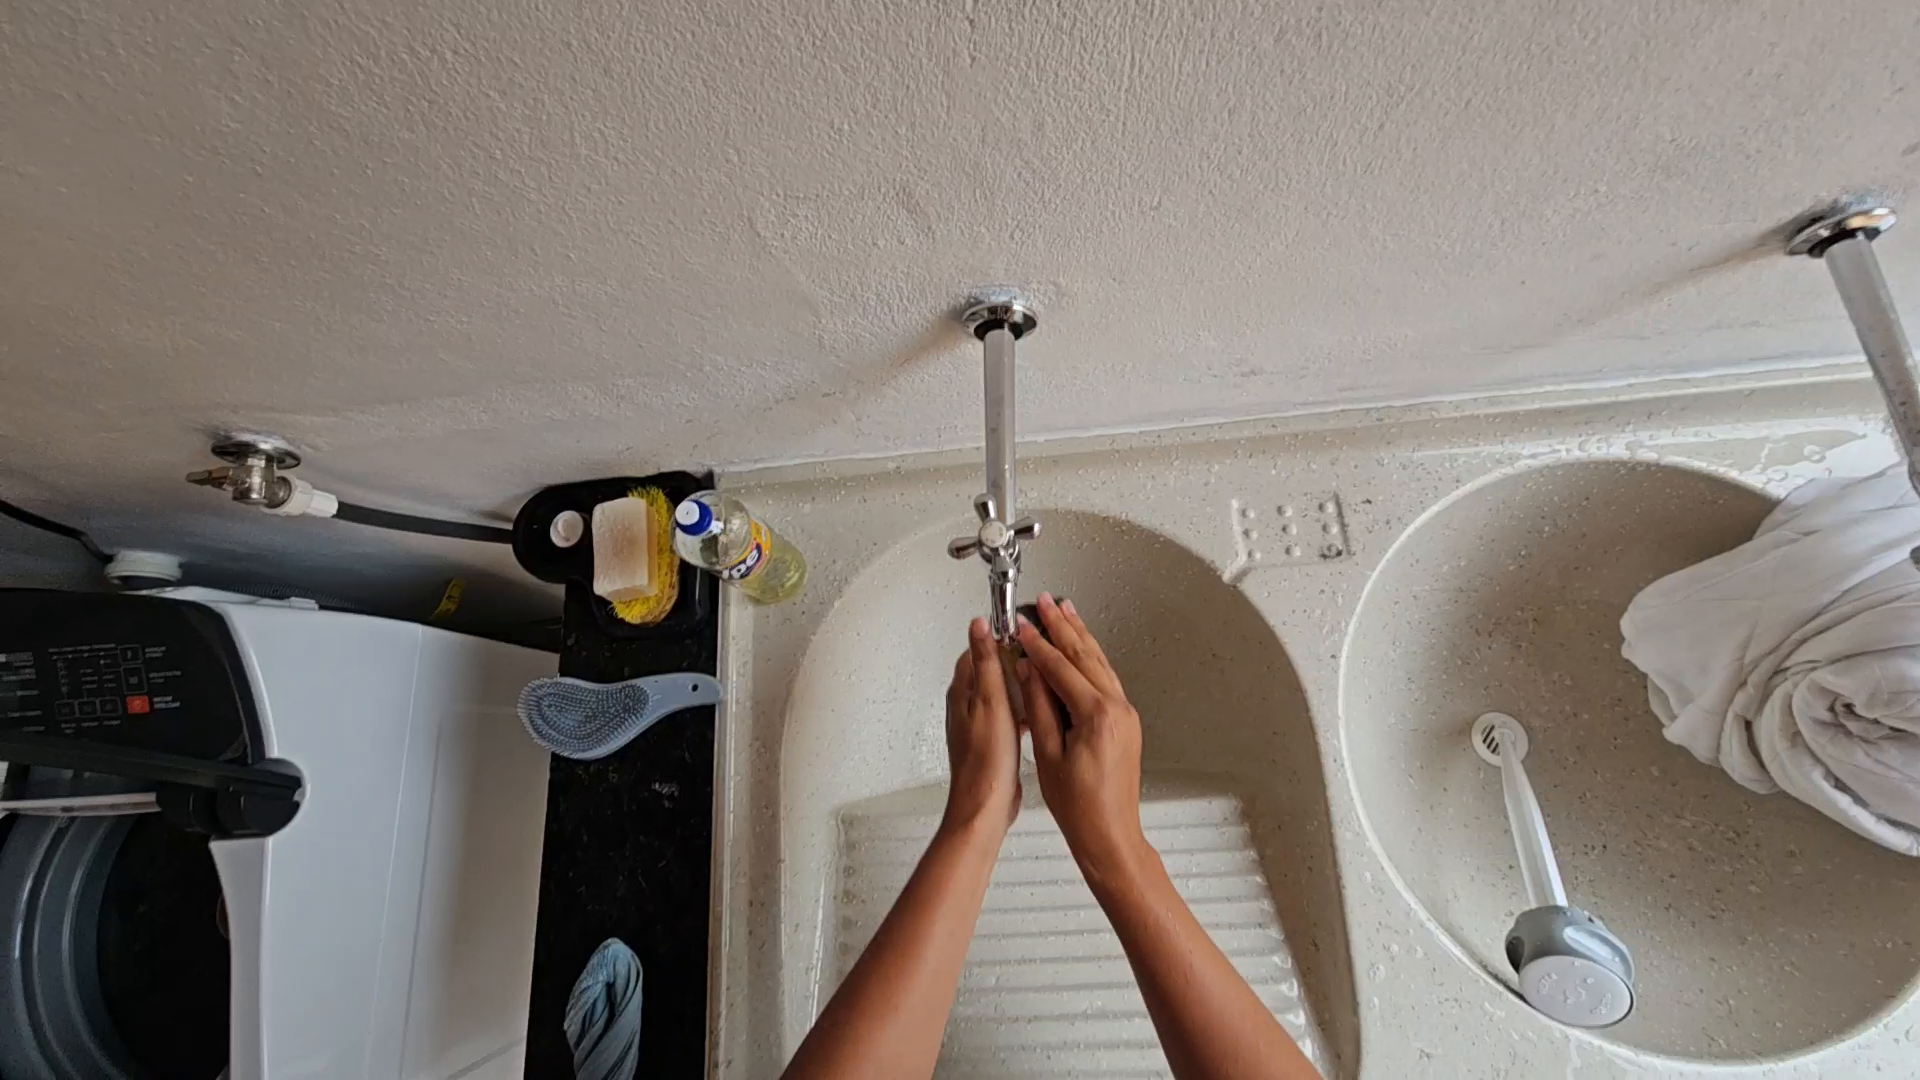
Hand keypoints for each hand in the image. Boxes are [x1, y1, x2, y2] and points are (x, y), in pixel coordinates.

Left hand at [942, 617, 1021, 838]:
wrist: (985, 807)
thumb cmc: (986, 761)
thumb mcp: (990, 701)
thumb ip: (986, 662)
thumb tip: (978, 626)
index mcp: (962, 692)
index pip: (977, 650)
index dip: (998, 637)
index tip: (1019, 631)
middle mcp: (966, 706)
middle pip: (990, 670)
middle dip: (1012, 661)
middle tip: (1034, 654)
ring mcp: (978, 725)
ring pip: (1001, 693)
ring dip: (1019, 686)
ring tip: (1040, 682)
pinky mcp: (991, 742)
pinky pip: (1008, 716)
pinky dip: (1022, 709)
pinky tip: (1037, 715)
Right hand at [1015, 593, 1148, 884]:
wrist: (1111, 834)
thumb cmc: (1079, 806)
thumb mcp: (1047, 753)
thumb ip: (1038, 706)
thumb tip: (1028, 670)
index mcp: (1096, 715)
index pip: (1059, 668)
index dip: (1037, 644)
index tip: (1021, 626)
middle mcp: (1117, 708)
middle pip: (1084, 654)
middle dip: (1062, 625)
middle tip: (1044, 602)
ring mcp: (1125, 712)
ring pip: (1098, 661)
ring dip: (1079, 634)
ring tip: (1064, 610)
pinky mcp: (1125, 720)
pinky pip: (1106, 676)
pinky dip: (1091, 655)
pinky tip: (1082, 646)